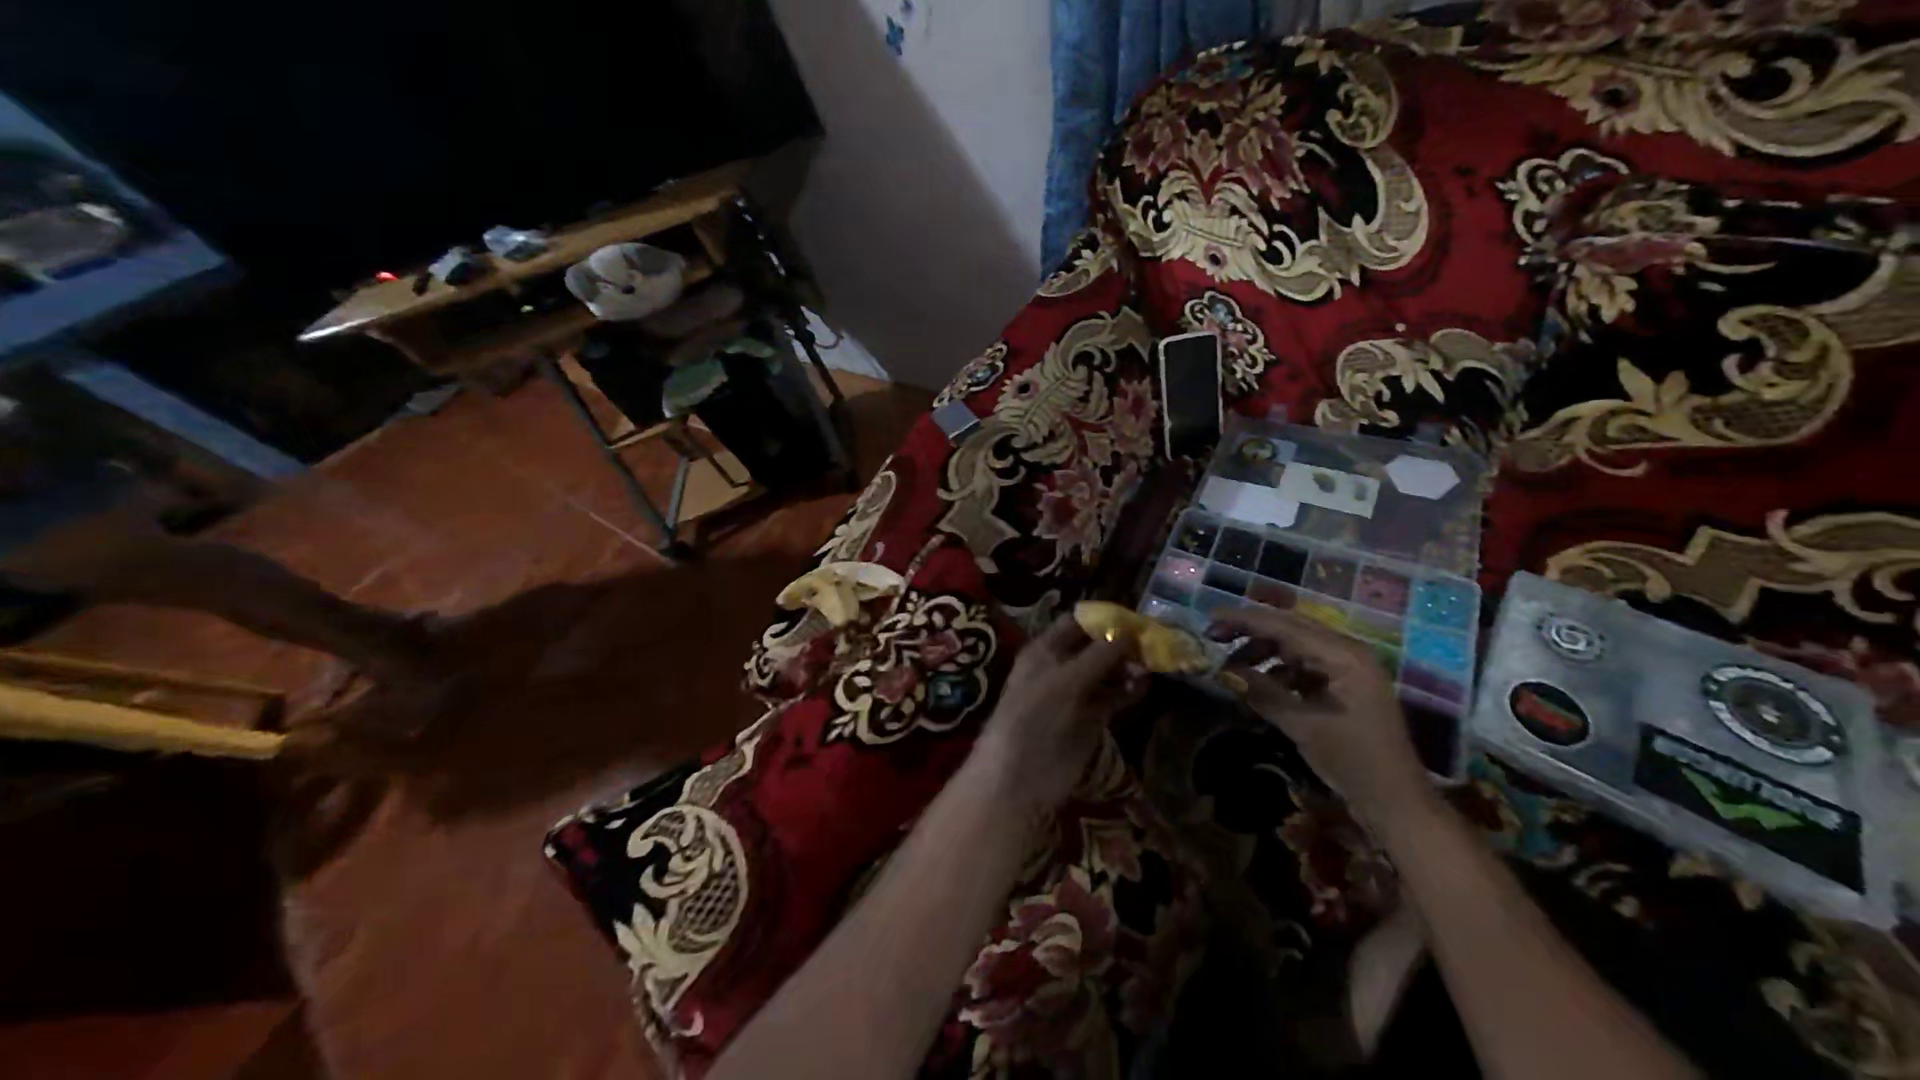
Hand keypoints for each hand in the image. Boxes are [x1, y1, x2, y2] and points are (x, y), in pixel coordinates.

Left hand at [974, 615, 1143, 813]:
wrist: (1021, 776)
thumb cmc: (1033, 716)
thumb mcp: (1064, 680)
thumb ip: (1098, 656)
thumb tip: (1131, 632)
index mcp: (1044, 650)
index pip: (1076, 623)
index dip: (1103, 618)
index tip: (1137, 615)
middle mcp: (1061, 667)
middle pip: (1096, 647)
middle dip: (1122, 642)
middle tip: (1156, 638)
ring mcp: (1077, 694)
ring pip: (1108, 672)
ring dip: (1129, 667)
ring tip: (1153, 663)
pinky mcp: (1091, 719)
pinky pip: (1114, 698)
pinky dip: (1129, 692)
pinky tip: (1145, 686)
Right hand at [1208, 607, 1430, 824]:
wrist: (1396, 800)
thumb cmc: (1353, 760)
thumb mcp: (1302, 725)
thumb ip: (1262, 692)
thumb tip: (1223, 671)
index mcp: (1344, 656)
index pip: (1285, 627)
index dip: (1245, 620)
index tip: (1210, 619)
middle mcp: (1348, 653)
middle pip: (1290, 629)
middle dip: (1251, 631)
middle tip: (1214, 636)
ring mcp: (1348, 669)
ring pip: (1296, 646)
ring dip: (1263, 652)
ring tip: (1233, 667)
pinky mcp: (1345, 686)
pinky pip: (1305, 665)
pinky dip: (1278, 670)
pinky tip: (1259, 685)